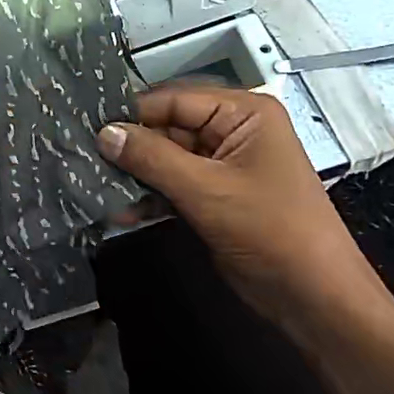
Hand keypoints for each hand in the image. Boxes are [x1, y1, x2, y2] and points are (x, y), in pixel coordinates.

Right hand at [97, 86, 378, 331]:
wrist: (313, 293)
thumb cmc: (270, 230)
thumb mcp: (208, 190)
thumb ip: (154, 158)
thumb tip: (105, 132)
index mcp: (244, 113)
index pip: (176, 99)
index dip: (133, 113)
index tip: (85, 128)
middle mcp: (235, 131)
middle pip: (171, 128)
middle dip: (132, 147)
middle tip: (80, 160)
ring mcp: (227, 167)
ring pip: (170, 160)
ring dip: (138, 176)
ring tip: (91, 187)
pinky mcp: (219, 199)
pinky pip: (178, 187)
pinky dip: (153, 198)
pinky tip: (120, 212)